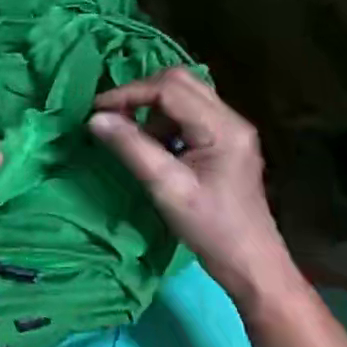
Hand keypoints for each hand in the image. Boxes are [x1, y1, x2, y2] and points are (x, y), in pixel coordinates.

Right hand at [88, 68, 296, 297]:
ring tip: (133, 138)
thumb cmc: (210, 229)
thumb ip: (131, 148)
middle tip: (113, 117)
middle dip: (141, 94)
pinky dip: (165, 122)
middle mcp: (231, 119)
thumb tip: (95, 118)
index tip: (97, 111)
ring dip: (152, 109)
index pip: (169, 88)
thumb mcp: (166, 188)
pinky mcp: (226, 142)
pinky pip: (190, 114)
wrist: (250, 264)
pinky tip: (154, 148)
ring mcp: (231, 129)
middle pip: (179, 82)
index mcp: (222, 127)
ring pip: (184, 95)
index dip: (129, 94)